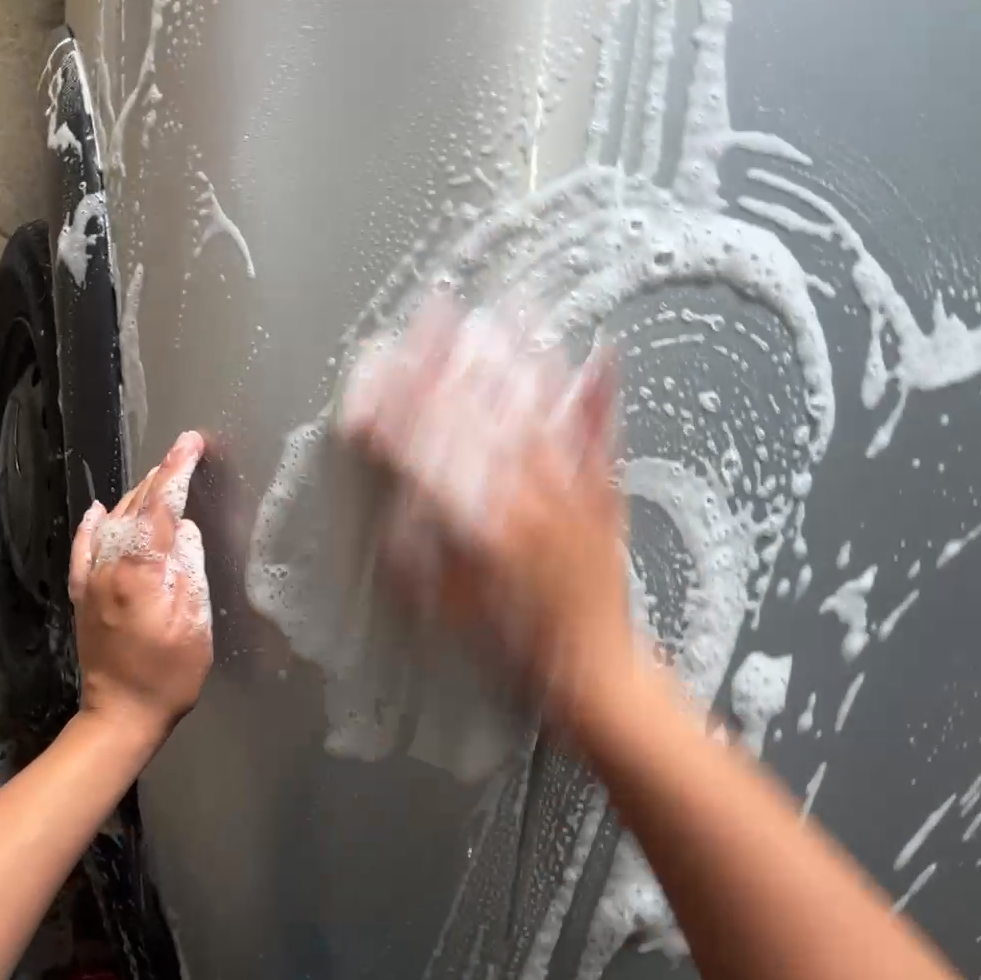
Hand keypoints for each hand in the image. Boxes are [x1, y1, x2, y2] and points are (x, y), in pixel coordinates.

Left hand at [68, 431, 214, 740]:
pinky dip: (93, 526)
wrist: (118, 713)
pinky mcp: (82, 595)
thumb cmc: (167, 676)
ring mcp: (91, 580)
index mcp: (141, 570)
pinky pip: (84, 549)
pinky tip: (100, 510)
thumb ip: (189, 570)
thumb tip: (185, 529)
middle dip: (160, 476)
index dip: (177, 471)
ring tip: (158, 475)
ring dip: (135, 496)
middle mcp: (109, 566)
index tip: (192, 444)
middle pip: (134, 508)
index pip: (160, 506)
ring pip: (112, 523)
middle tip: (182, 453)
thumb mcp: (193, 625)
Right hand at [337, 297, 636, 723]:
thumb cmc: (509, 642)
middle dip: (452, 360)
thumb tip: (399, 493)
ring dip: (517, 358)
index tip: (377, 371)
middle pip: (481, 414)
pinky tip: (601, 354)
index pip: (426, 449)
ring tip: (505, 311)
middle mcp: (526, 496)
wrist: (590, 668)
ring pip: (538, 411)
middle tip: (436, 314)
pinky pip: (601, 436)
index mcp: (476, 524)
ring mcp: (570, 490)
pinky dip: (599, 393)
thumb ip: (415, 543)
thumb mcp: (439, 603)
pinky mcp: (603, 495)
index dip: (397, 406)